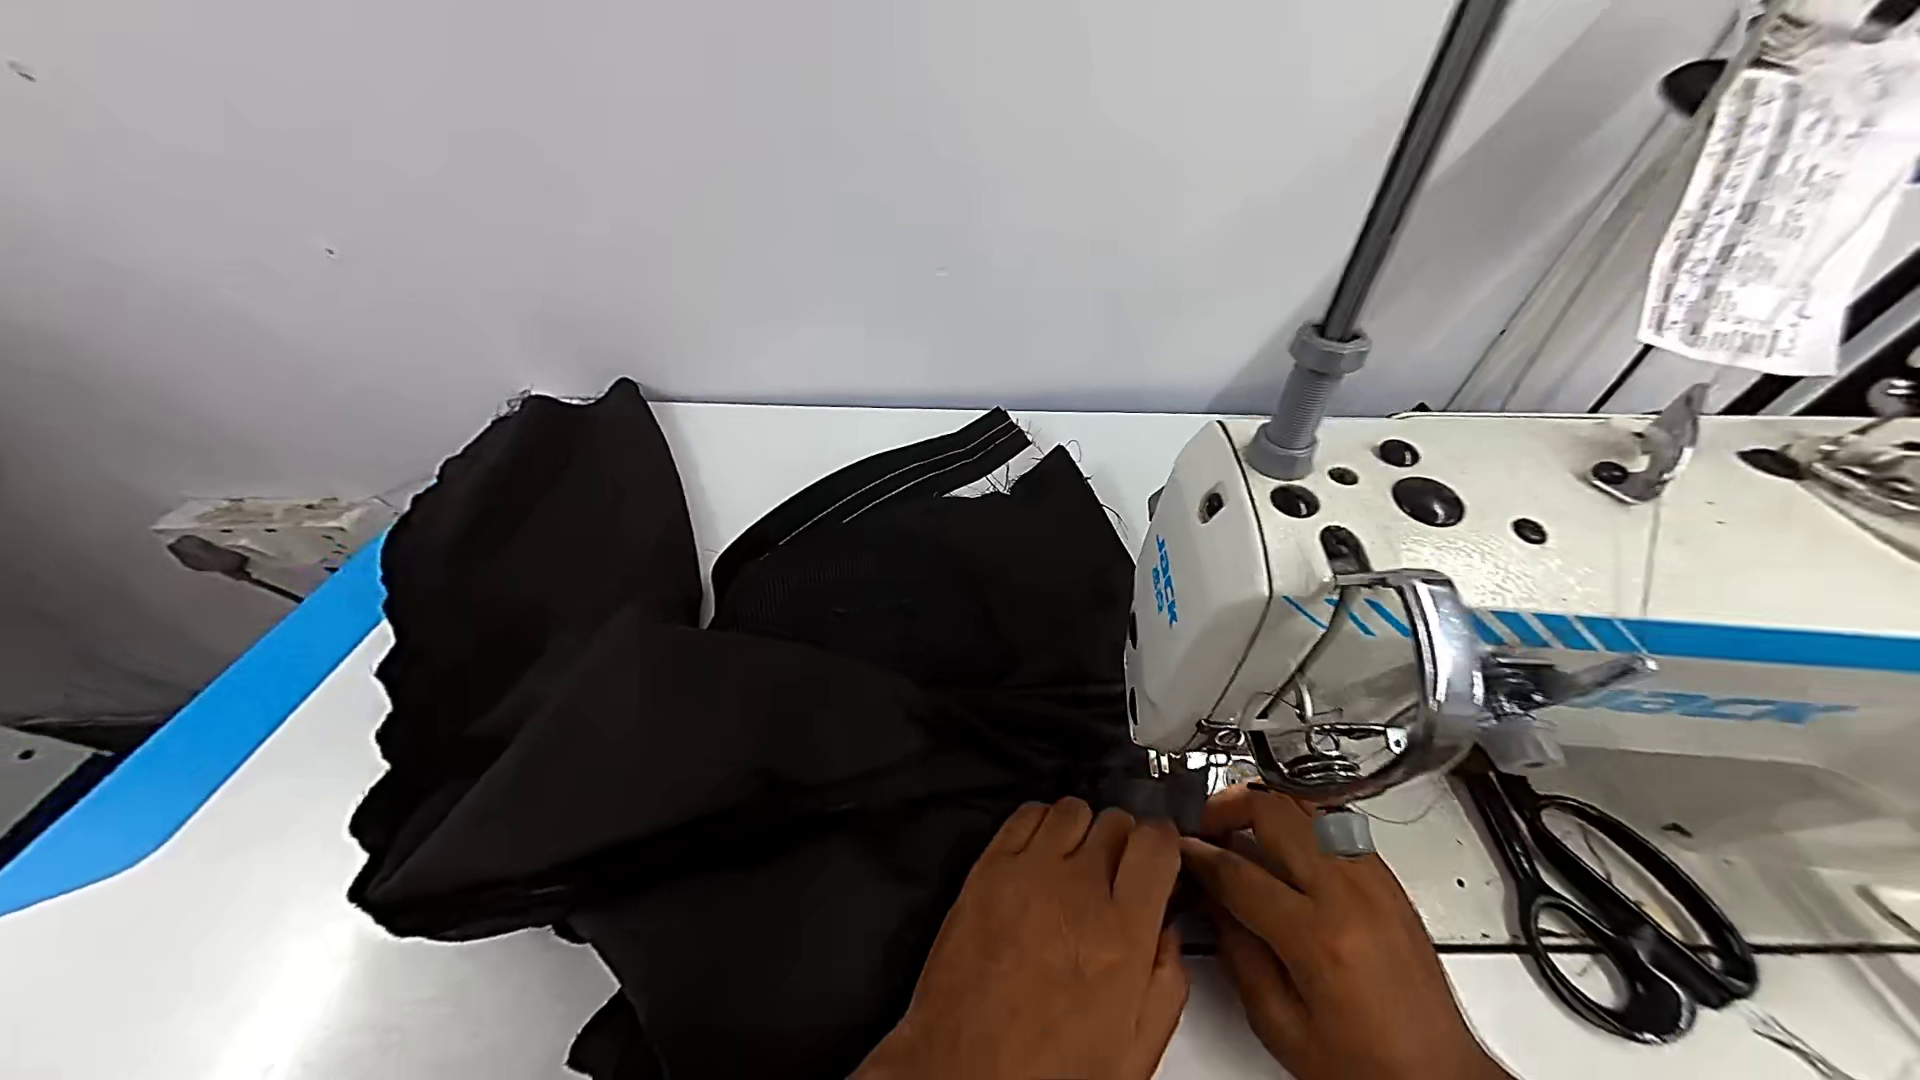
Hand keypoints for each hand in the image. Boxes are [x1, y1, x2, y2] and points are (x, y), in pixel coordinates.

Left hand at [852, 798, 1188, 1079]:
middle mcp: (1075, 893)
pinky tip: (1041, 853)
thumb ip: (1166, 980)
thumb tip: (1168, 930)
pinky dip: (1040, 823)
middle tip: (1116, 868)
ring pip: (1071, 809)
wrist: (963, 1072)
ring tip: (1078, 860)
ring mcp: (1027, 874)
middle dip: (1124, 839)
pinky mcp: (987, 869)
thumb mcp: (1133, 1048)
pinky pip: (1024, 814)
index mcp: (1120, 936)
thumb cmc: (1043, 1071)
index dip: (1163, 841)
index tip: (1158, 852)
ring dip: (1082, 829)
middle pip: (1115, 821)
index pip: (1156, 843)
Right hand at [1180, 786, 1509, 1079]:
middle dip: (1225, 805)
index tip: (1181, 847)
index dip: (1197, 853)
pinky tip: (1280, 842)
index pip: (1237, 870)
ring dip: (1261, 805)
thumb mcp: (1279, 1023)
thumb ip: (1236, 951)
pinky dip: (1296, 819)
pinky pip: (1332, 823)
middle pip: (1273, 810)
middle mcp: (1350, 897)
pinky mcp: (1387, 880)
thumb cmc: (1372, 1068)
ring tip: (1239, 823)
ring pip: (1304, 803)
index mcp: (1318, 938)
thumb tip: (1210, 897)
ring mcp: (1374, 882)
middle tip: (1206, 822)